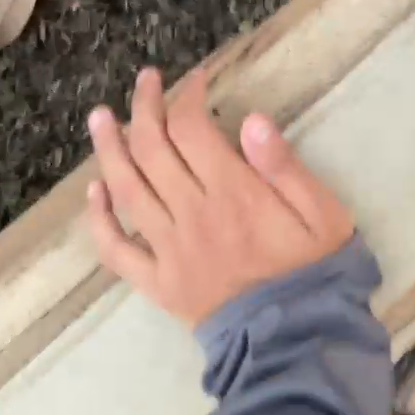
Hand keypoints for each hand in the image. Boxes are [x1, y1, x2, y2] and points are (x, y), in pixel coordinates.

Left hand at [83, 67, 354, 324]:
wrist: (296, 337)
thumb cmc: (314, 264)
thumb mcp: (321, 209)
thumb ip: (284, 166)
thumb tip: (252, 120)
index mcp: (233, 192)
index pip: (192, 130)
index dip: (188, 96)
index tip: (196, 77)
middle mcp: (191, 214)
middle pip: (153, 150)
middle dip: (145, 107)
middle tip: (146, 80)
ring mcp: (168, 249)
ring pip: (127, 191)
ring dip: (109, 149)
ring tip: (99, 117)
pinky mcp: (157, 281)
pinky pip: (117, 249)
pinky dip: (100, 218)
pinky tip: (94, 192)